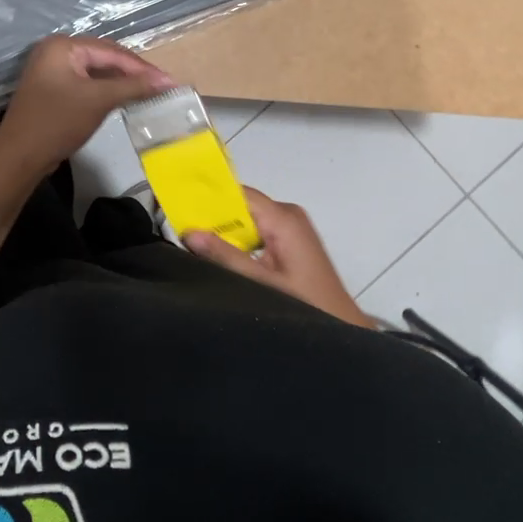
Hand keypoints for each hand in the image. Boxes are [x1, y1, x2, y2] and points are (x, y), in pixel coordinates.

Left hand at [0, 37, 176, 171]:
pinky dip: (104, 91)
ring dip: (120, 82)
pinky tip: (122, 99)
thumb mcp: (98, 100)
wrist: (19, 156)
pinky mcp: (52, 89)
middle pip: (103, 57)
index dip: (142, 67)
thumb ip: (133, 86)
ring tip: (148, 92)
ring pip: (95, 71)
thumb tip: (168, 81)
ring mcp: (51, 70)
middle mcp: (54, 51)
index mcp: (62, 46)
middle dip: (132, 73)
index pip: (111, 51)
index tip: (169, 81)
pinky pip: (85, 83)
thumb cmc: (58, 121)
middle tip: (162, 86)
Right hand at [185, 188, 374, 327]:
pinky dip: (240, 242)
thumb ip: (225, 256)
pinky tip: (222, 258)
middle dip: (213, 219)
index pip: (238, 194)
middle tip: (183, 233)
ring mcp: (292, 227)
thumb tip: (188, 231)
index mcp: (283, 218)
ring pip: (248, 219)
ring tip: (196, 247)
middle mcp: (288, 214)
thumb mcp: (260, 283)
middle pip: (241, 206)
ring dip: (226, 233)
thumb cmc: (306, 304)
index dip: (208, 198)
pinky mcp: (293, 241)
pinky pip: (258, 231)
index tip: (179, 206)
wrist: (343, 328)